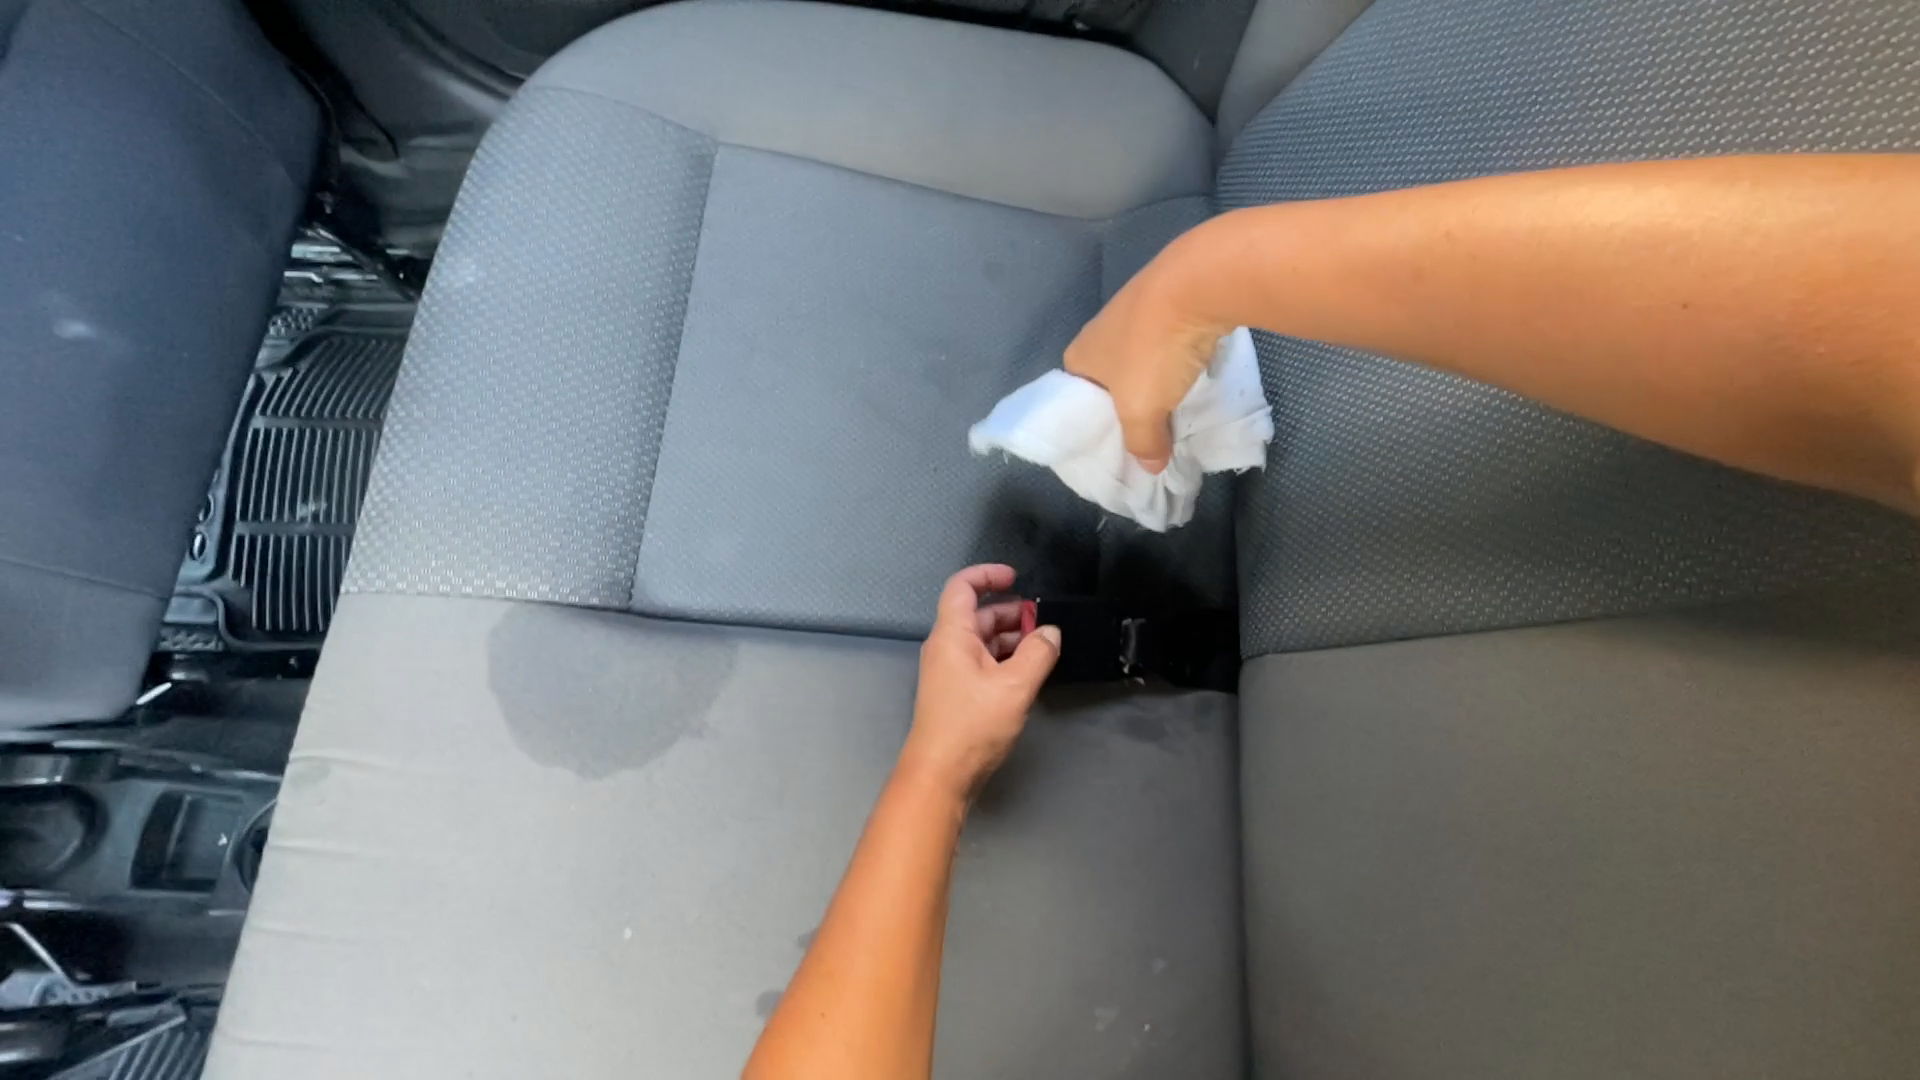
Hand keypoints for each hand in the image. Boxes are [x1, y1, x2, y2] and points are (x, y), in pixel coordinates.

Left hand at [899, 565, 1060, 799]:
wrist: (940, 775)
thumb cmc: (972, 725)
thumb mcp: (1015, 687)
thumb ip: (1038, 654)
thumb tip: (1051, 632)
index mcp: (952, 635)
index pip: (962, 587)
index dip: (988, 575)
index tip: (1016, 578)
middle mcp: (946, 647)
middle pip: (977, 615)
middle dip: (1010, 613)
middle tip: (1043, 623)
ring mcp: (949, 671)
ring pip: (981, 641)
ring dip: (1011, 639)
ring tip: (1042, 649)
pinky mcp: (956, 693)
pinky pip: (981, 663)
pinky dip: (1004, 660)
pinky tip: (1027, 674)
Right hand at [1064, 229, 1231, 472]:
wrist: (1199, 283)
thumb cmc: (1153, 352)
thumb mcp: (1142, 412)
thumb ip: (1143, 444)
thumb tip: (1151, 467)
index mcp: (1078, 358)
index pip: (1080, 401)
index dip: (1099, 424)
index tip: (1121, 444)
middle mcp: (1098, 332)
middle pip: (1111, 382)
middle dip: (1129, 404)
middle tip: (1151, 431)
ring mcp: (1133, 311)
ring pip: (1140, 360)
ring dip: (1155, 380)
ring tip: (1174, 405)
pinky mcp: (1167, 299)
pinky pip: (1166, 341)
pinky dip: (1176, 358)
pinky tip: (1192, 370)